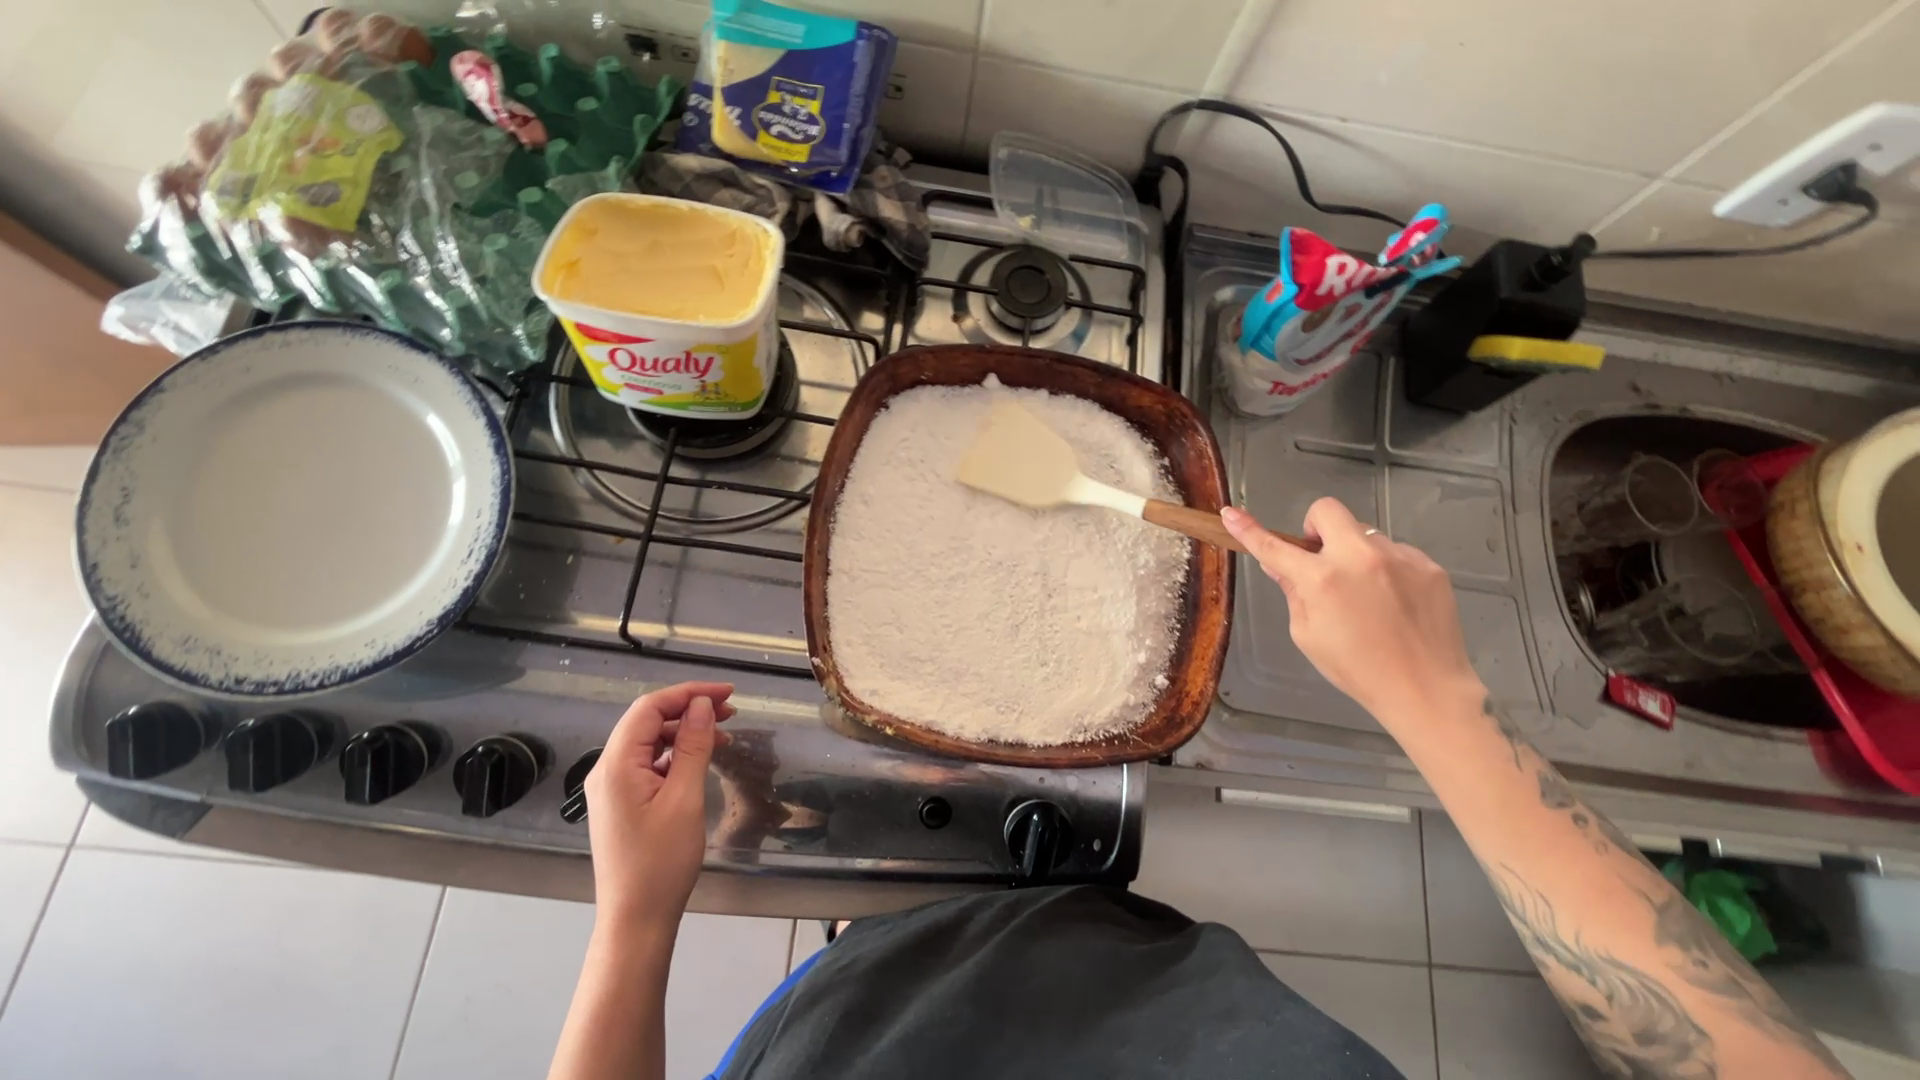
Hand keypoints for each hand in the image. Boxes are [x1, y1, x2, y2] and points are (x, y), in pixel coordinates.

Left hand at [583, 682, 735, 929]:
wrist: (636, 920)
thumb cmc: (661, 862)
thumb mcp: (684, 799)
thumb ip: (692, 746)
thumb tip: (702, 706)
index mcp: (616, 764)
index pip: (649, 708)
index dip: (688, 693)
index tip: (727, 693)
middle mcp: (607, 770)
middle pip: (647, 721)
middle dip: (688, 709)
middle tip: (731, 710)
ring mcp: (613, 788)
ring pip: (649, 742)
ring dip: (684, 731)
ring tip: (723, 734)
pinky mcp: (622, 803)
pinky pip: (649, 764)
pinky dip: (676, 754)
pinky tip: (702, 759)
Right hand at [1221, 498, 1482, 723]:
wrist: (1425, 688)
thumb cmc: (1356, 669)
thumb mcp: (1308, 635)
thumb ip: (1294, 593)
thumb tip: (1281, 565)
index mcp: (1322, 579)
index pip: (1274, 546)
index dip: (1248, 529)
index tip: (1231, 514)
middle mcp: (1360, 557)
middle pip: (1327, 510)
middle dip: (1316, 528)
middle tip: (1321, 559)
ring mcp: (1399, 557)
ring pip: (1365, 535)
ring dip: (1356, 554)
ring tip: (1367, 595)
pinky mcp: (1428, 565)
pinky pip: (1396, 553)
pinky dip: (1387, 569)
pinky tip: (1395, 602)